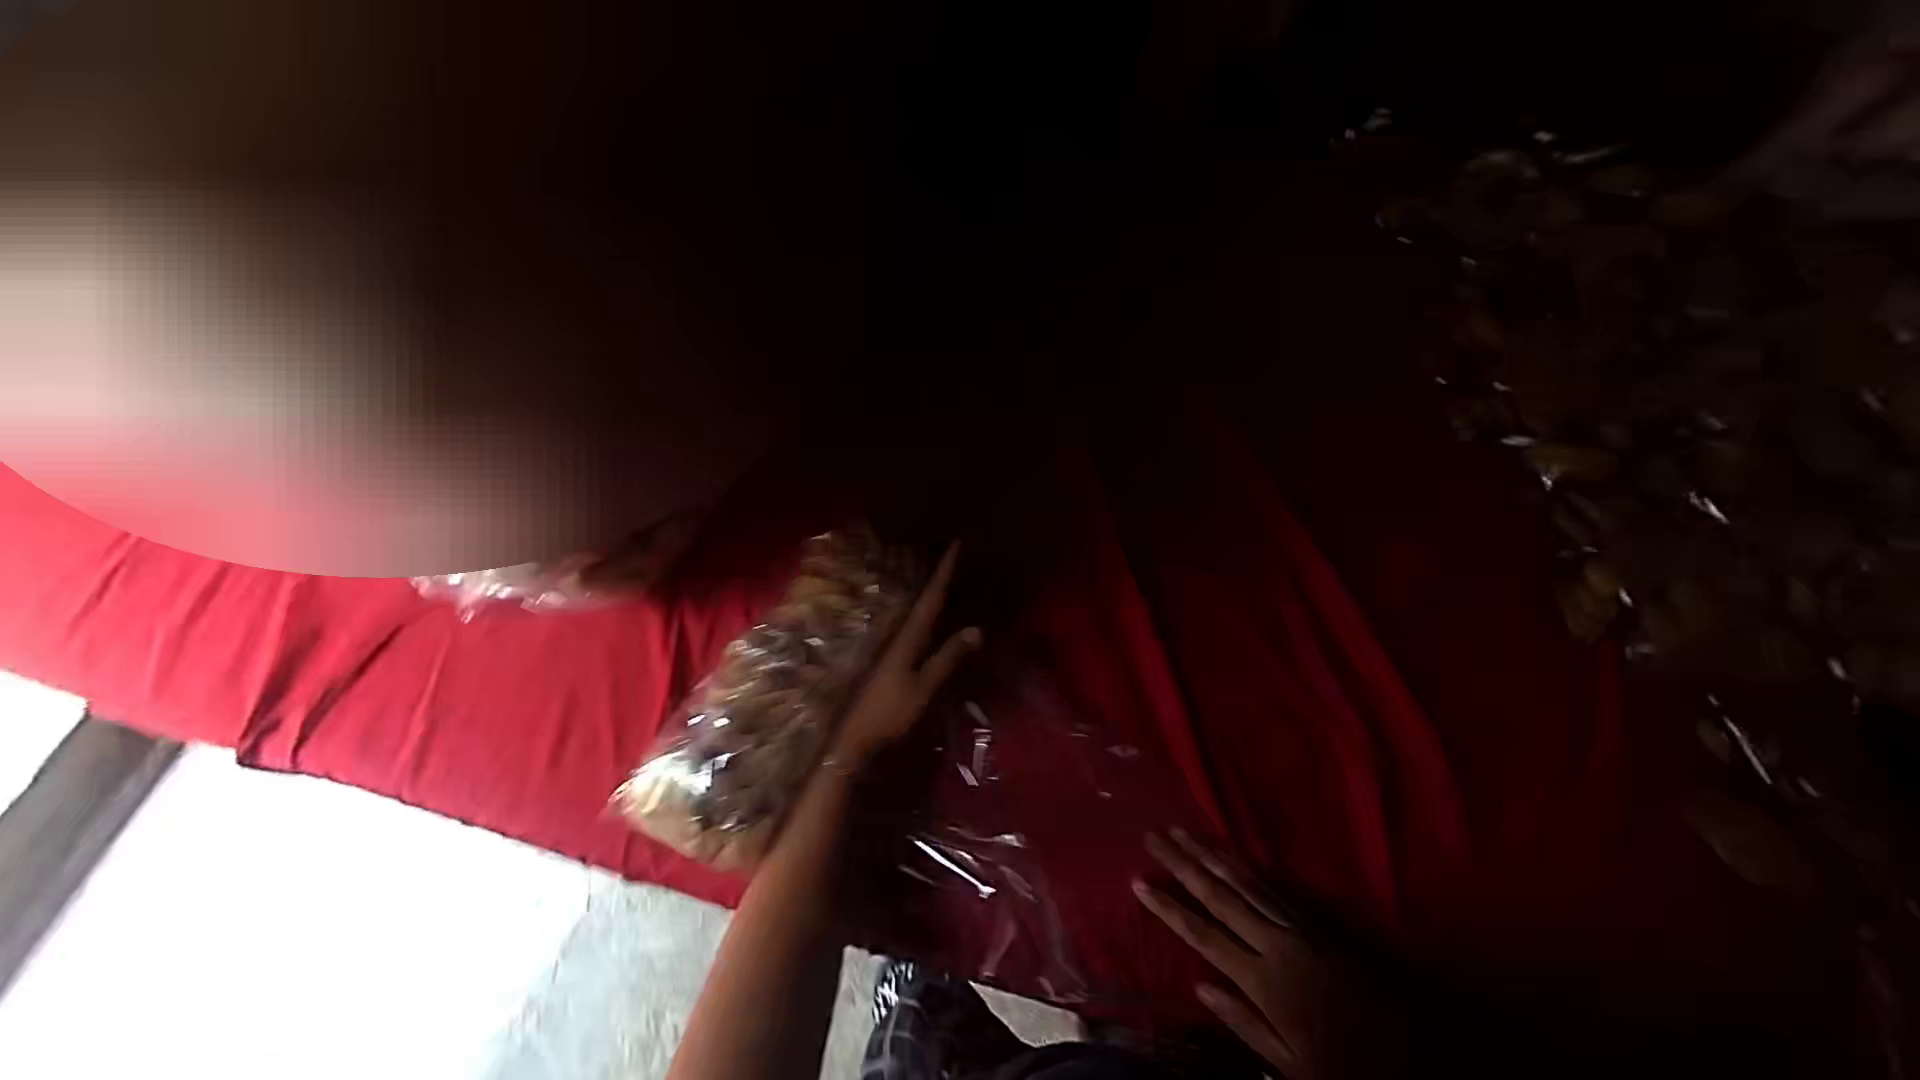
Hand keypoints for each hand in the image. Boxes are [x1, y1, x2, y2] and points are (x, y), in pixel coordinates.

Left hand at [829, 541, 980, 768]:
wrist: (850, 737)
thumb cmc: (888, 712)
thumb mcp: (924, 687)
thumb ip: (948, 658)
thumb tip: (977, 629)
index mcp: (908, 637)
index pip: (932, 597)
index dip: (945, 570)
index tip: (955, 544)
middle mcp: (895, 634)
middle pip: (920, 598)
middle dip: (936, 576)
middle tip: (950, 554)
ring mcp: (886, 646)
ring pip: (911, 611)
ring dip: (926, 593)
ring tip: (940, 577)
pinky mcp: (882, 659)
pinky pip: (906, 626)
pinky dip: (918, 613)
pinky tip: (921, 616)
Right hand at [1136, 829, 1400, 1079]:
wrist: (1417, 1055)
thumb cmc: (1344, 1066)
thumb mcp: (1292, 1066)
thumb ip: (1244, 1023)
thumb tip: (1200, 985)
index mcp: (1262, 979)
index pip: (1202, 934)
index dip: (1169, 907)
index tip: (1139, 880)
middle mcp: (1274, 943)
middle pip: (1219, 895)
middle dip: (1183, 864)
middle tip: (1154, 836)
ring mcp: (1297, 928)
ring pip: (1245, 882)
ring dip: (1211, 855)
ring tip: (1183, 832)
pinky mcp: (1317, 922)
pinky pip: (1275, 888)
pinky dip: (1248, 867)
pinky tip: (1230, 854)